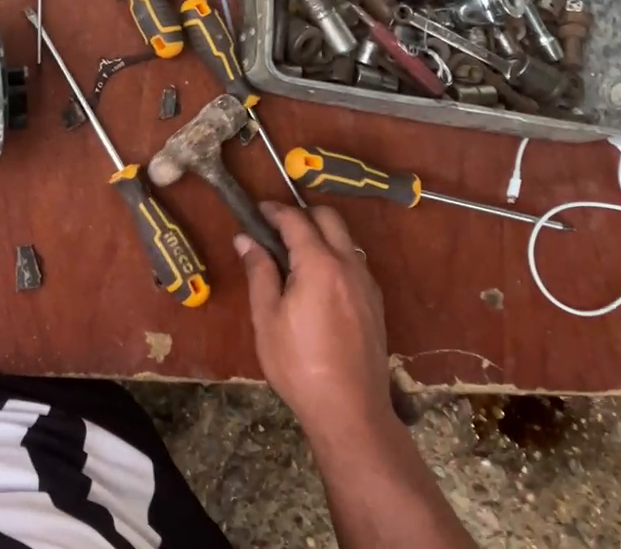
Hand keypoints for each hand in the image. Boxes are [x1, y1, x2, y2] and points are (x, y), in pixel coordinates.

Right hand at [237, 202, 390, 431]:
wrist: (350, 410)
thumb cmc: (298, 363)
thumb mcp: (267, 317)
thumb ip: (259, 272)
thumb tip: (245, 239)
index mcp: (319, 264)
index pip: (296, 220)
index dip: (273, 210)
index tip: (256, 210)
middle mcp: (349, 265)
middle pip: (329, 218)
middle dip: (301, 214)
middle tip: (274, 228)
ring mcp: (367, 284)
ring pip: (346, 239)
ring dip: (320, 234)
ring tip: (292, 254)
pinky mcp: (375, 303)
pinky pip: (355, 262)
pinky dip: (334, 255)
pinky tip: (316, 280)